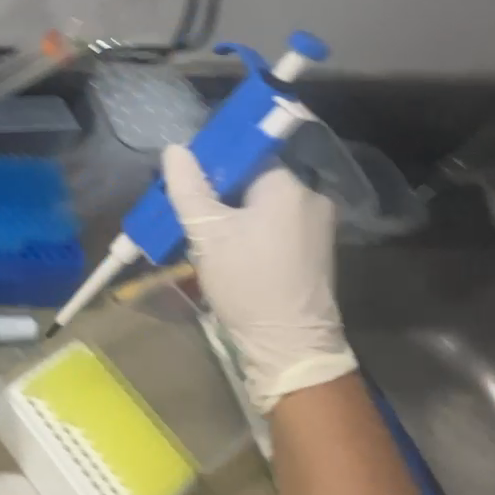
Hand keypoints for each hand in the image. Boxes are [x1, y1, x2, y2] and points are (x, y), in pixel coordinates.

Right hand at [160, 146, 355, 413]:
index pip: (243, 156)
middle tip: (190, 216)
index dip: (211, 166)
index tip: (187, 185)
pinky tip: (231, 252)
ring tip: (206, 238)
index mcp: (287, 186)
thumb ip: (188, 186)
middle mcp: (311, 198)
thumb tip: (175, 149)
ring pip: (262, 204)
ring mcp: (319, 226)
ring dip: (233, 214)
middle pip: (252, 180)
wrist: (289, 346)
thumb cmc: (246, 282)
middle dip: (219, 194)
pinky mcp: (316, 251)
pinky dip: (251, 231)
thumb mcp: (206, 232)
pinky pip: (275, 224)